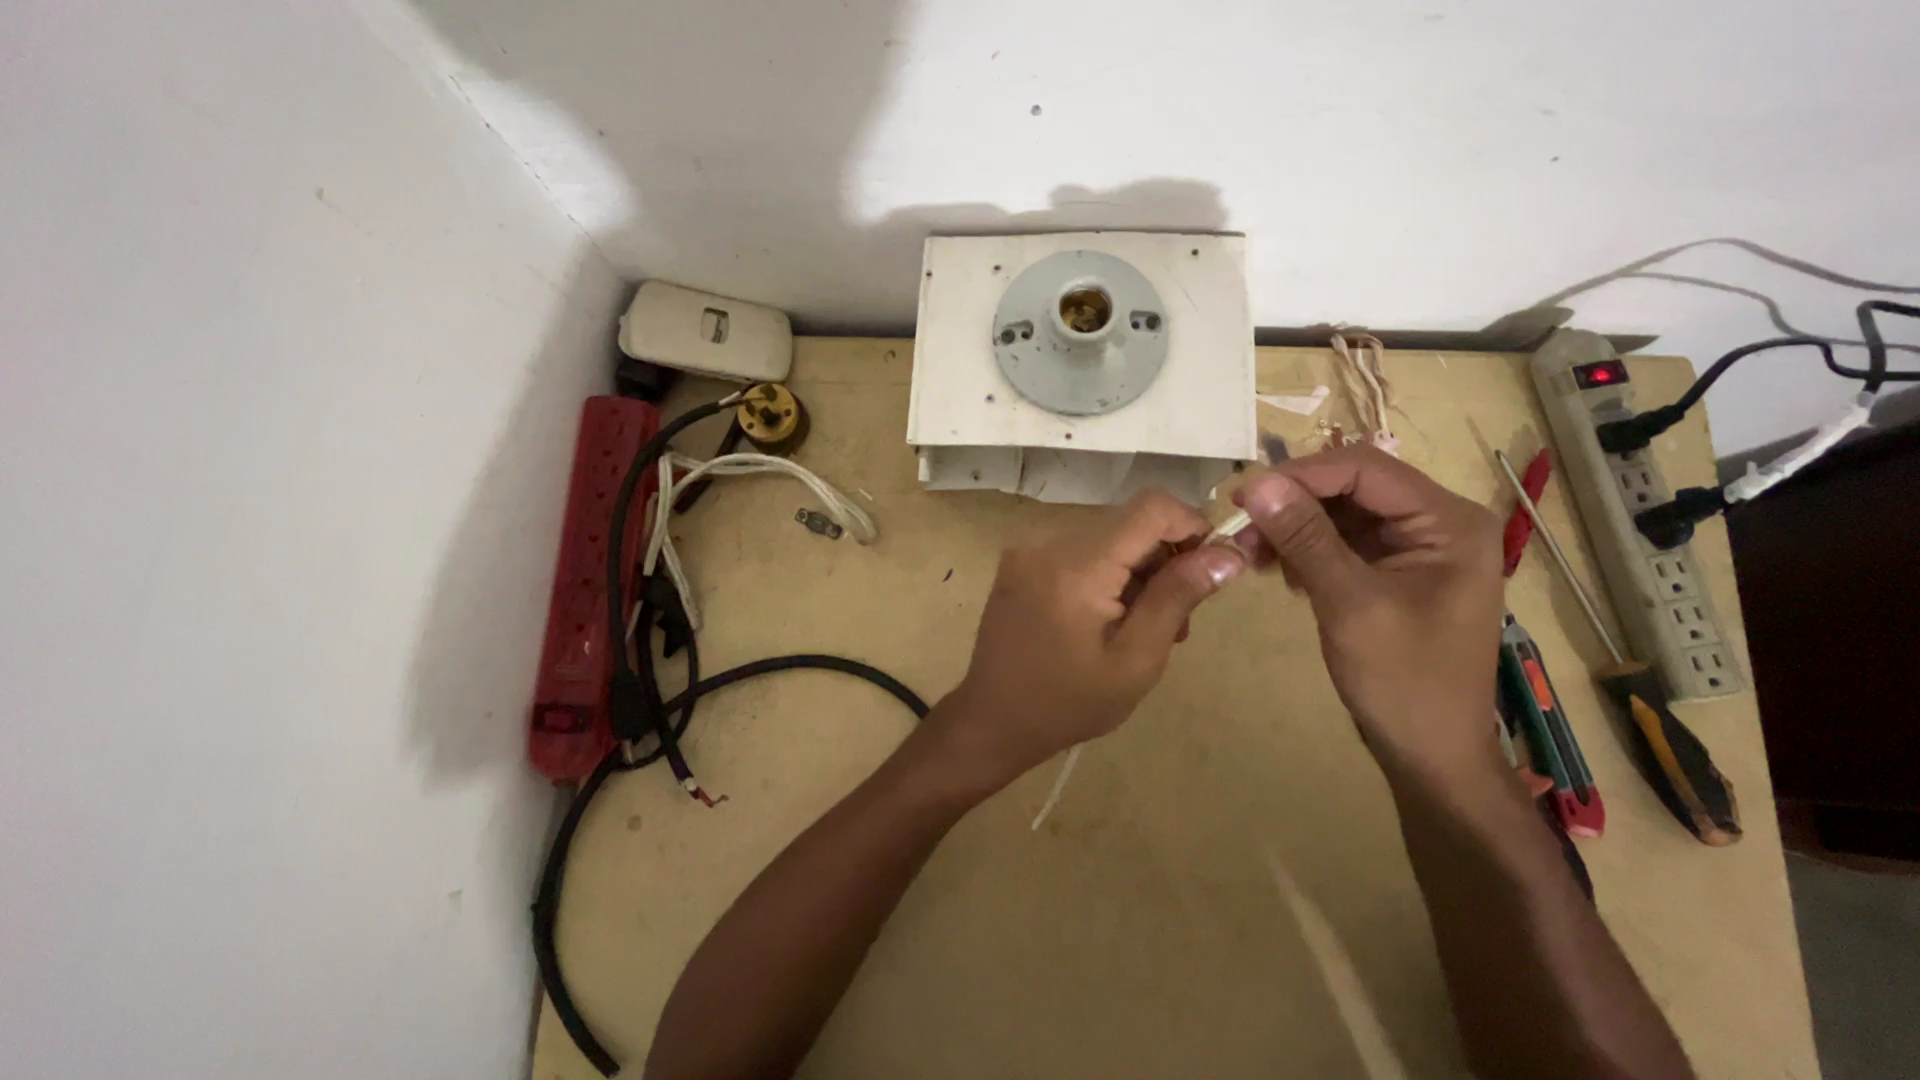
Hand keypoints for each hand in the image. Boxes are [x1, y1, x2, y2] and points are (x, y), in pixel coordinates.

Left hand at [933, 490, 1245, 793]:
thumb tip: (1229, 553)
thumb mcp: (1136, 660)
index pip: (1151, 507)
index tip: (1211, 568)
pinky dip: (1108, 574)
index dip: (1192, 525)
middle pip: (1130, 523)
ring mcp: (1030, 548)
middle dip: (1166, 561)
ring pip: (1109, 536)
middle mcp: (1049, 541)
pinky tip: (1110, 618)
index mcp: (1077, 565)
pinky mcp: (1022, 560)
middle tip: (1177, 621)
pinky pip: (1081, 550)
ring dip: (1138, 572)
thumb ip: (1178, 597)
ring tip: (1145, 629)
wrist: (992, 720)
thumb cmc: (1069, 703)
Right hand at [1231, 446, 1504, 780]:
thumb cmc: (1403, 682)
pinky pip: (1346, 543)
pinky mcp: (1398, 573)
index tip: (1243, 497)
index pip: (1365, 469)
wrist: (1432, 755)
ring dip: (1296, 528)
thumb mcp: (1350, 604)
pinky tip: (1282, 573)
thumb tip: (1258, 483)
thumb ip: (1306, 539)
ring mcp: (1420, 549)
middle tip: (1242, 531)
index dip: (1301, 475)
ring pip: (1344, 514)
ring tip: (1252, 556)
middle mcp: (1440, 524)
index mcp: (1449, 522)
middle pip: (1354, 487)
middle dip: (1295, 504)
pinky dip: (1309, 550)